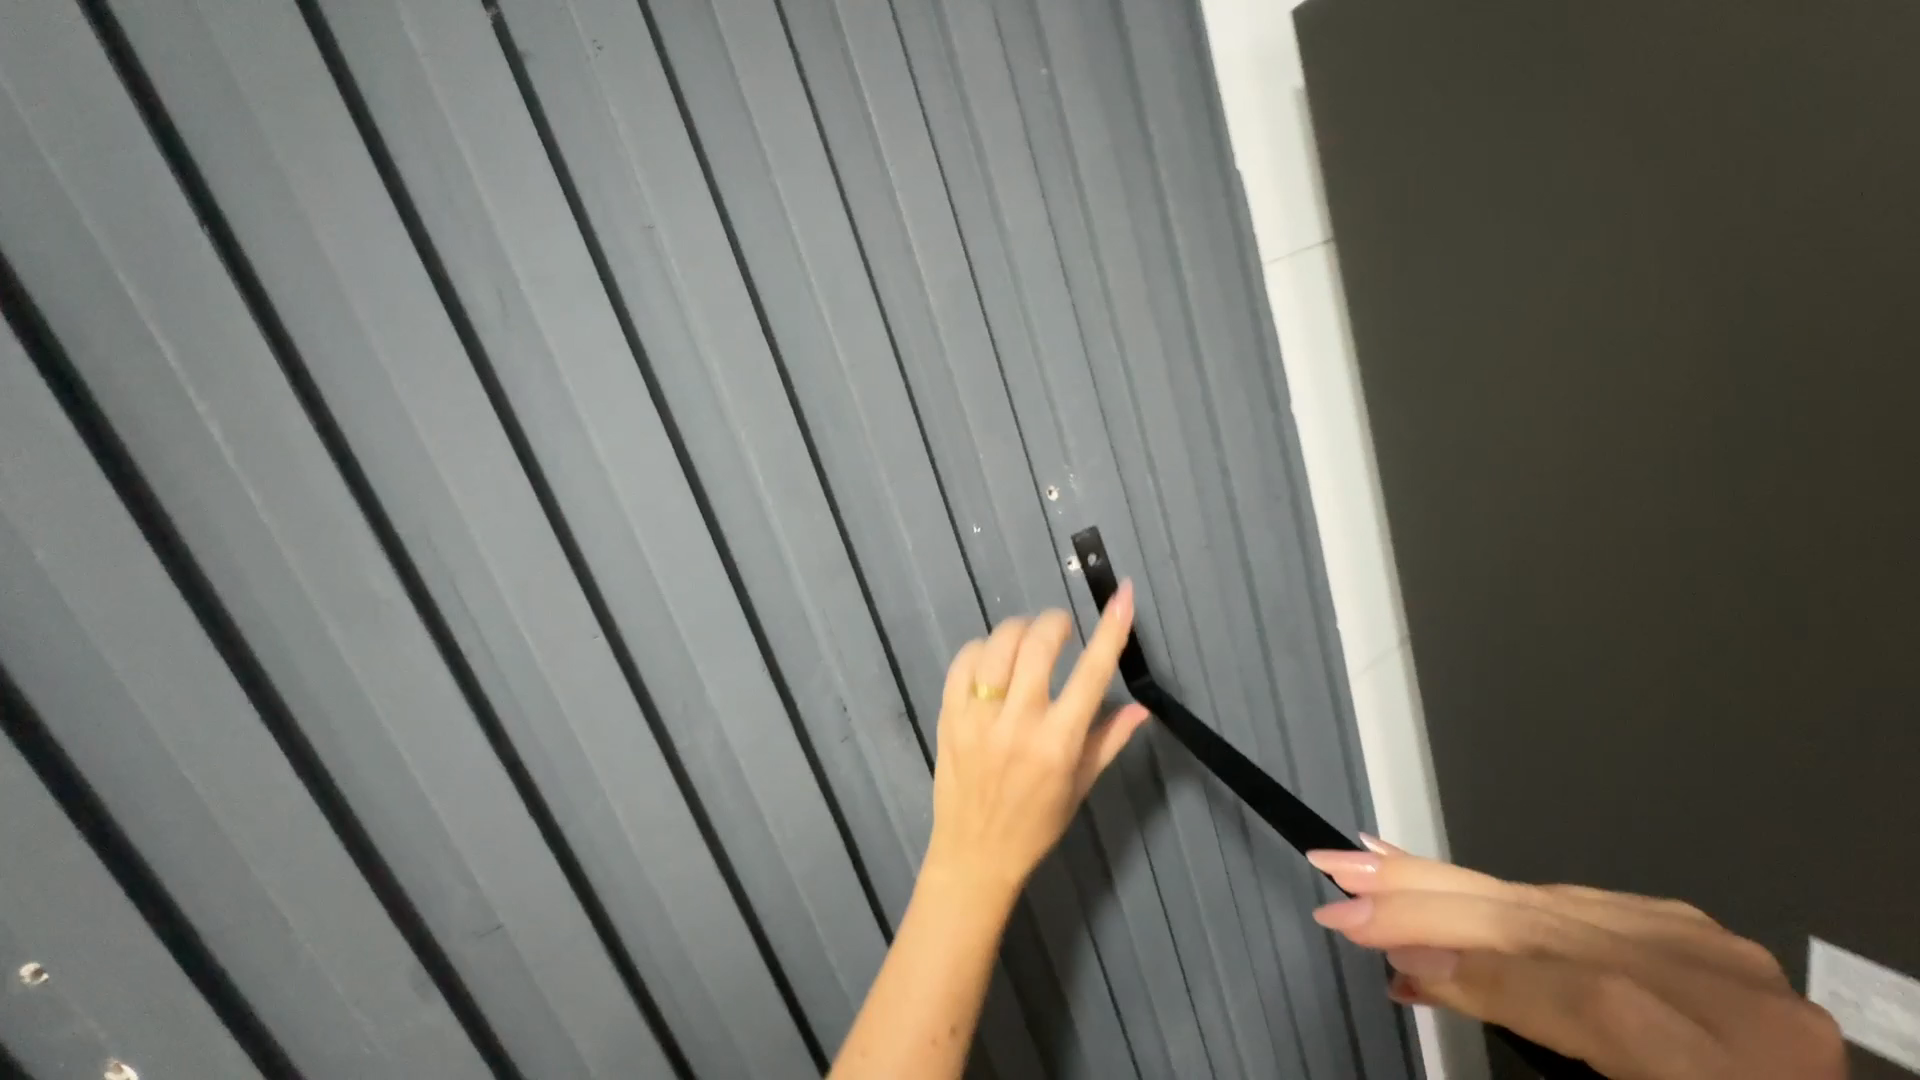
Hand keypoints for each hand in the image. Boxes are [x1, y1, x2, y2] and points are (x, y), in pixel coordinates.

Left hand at [922, 582, 1150, 904]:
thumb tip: (1142, 708)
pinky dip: (981, 648)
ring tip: (1027, 643)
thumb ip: (1110, 741)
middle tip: (1061, 629)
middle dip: (1056, 622)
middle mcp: (1018, 722)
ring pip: (998, 645)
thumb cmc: (1036, 824)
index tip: (1123, 594)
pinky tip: (992, 659)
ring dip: (1019, 631)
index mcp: (1058, 742)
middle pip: (1038, 644)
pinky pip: (962, 662)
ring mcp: (977, 717)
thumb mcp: (1080, 786)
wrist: (974, 855)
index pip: (1092, 672)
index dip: (1112, 628)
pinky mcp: (947, 716)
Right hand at [1307, 841, 1845, 1079]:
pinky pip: (1568, 900)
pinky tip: (1433, 878)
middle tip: (1338, 881)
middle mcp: (1732, 993)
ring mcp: (1712, 948)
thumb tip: (1416, 968)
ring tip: (1361, 871)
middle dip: (1432, 902)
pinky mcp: (1685, 927)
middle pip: (1559, 931)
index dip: (1481, 970)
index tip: (1387, 957)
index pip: (1589, 999)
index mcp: (1731, 1068)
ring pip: (1550, 902)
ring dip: (1440, 885)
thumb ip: (1526, 1028)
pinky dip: (1489, 889)